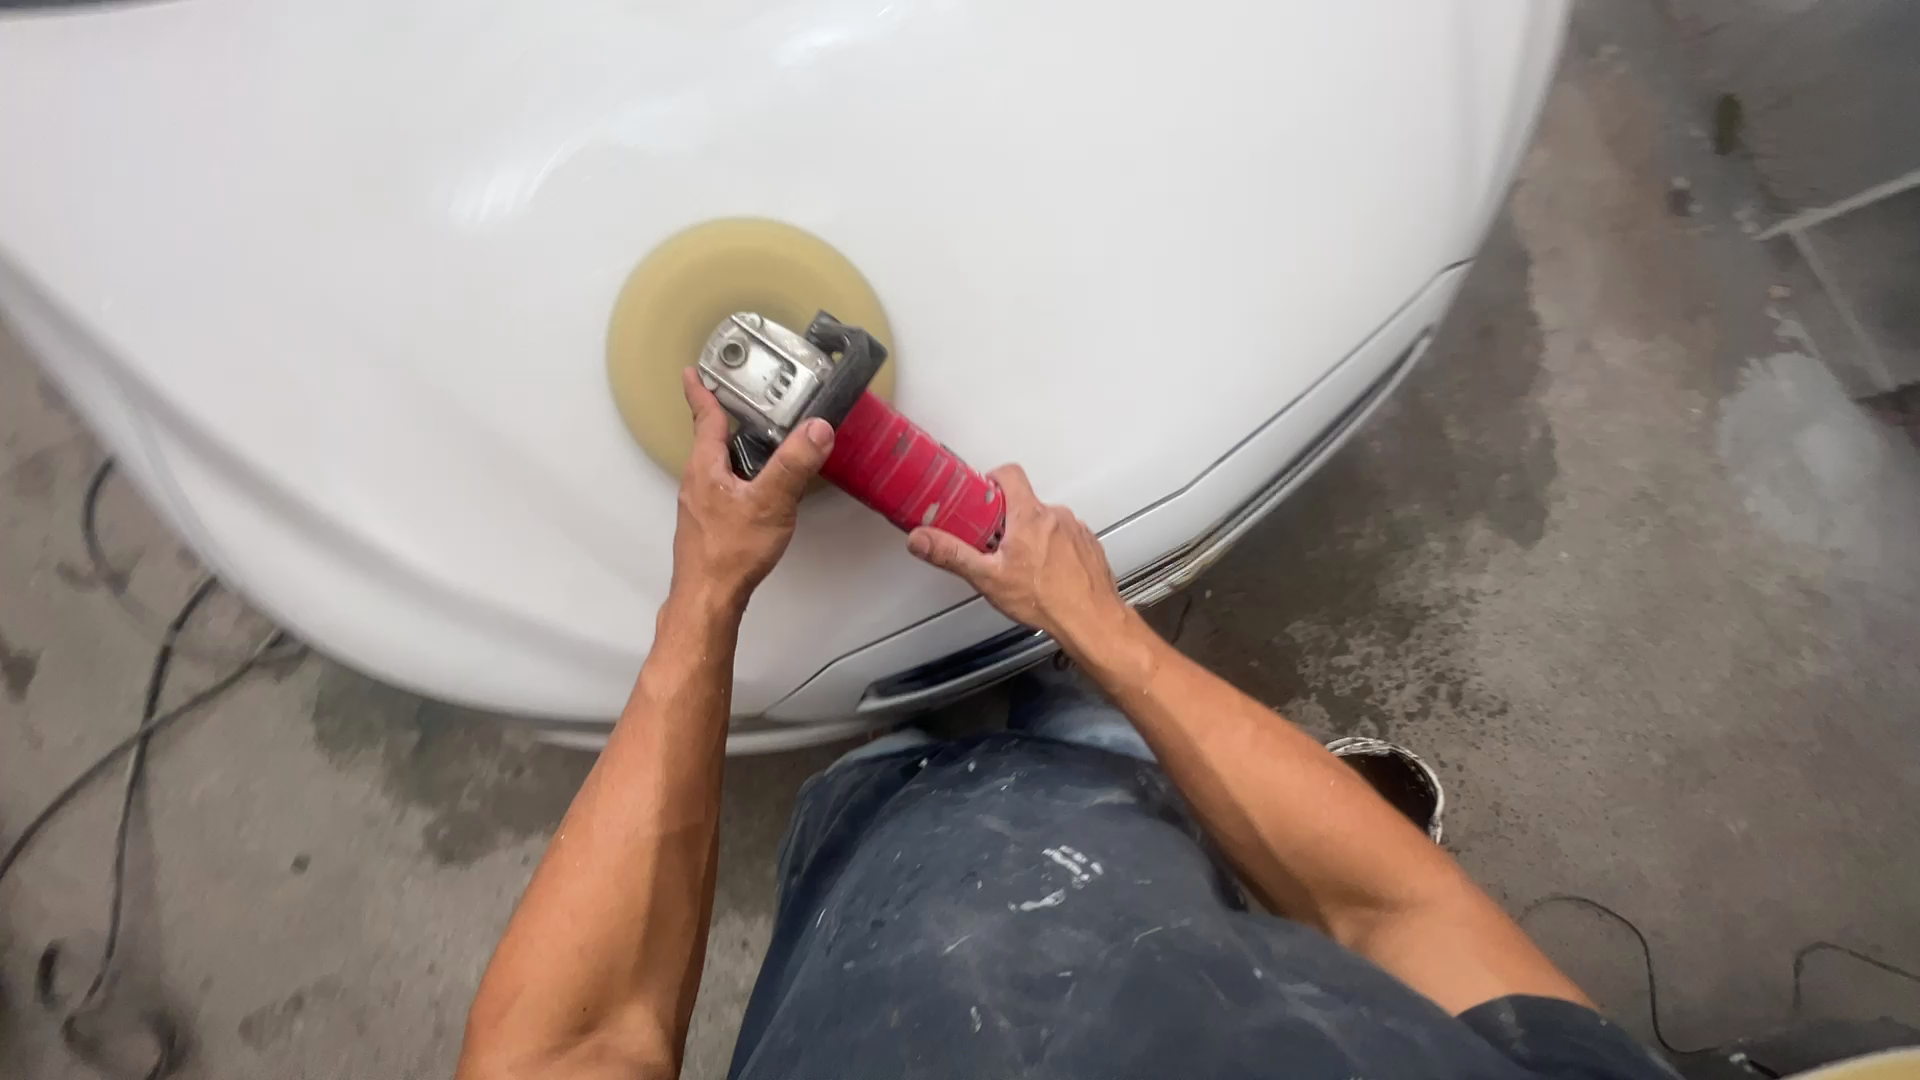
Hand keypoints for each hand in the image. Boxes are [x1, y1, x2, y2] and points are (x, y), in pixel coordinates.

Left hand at [671, 368, 833, 610]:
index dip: (701, 392)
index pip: (704, 419)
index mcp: (706, 468)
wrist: (709, 597)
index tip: (693, 372)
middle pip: (711, 441)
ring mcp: (701, 506)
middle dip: (725, 420)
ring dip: (735, 451)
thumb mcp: (770, 502)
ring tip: (760, 444)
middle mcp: (698, 483)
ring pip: (718, 467)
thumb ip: (794, 465)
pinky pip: (725, 490)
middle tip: (742, 403)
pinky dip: (741, 479)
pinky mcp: (710, 526)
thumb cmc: (730, 552)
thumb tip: (816, 430)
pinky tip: (760, 493)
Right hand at [906, 465, 1125, 644]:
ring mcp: (1075, 529)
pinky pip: (1065, 537)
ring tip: (1022, 565)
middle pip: (1025, 502)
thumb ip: (951, 554)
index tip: (981, 495)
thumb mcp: (988, 578)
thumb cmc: (1046, 600)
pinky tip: (1046, 574)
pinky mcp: (1088, 545)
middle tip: (995, 544)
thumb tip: (921, 539)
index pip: (1009, 473)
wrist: (1091, 620)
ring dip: (1033, 537)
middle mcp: (1055, 516)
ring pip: (1046, 522)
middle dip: (1008, 520)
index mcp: (1029, 516)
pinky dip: (1054, 550)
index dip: (992, 479)